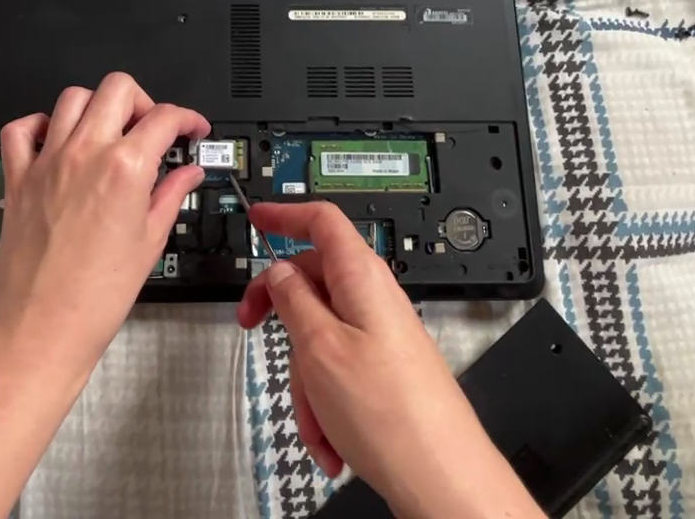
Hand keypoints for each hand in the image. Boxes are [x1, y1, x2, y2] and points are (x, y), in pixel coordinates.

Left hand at [0, 72, 209, 370]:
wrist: (42, 329)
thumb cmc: (96, 296)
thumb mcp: (150, 242)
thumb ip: (171, 195)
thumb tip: (188, 173)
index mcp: (126, 168)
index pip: (164, 117)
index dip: (187, 118)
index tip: (192, 129)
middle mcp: (85, 153)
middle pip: (118, 88)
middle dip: (144, 100)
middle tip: (152, 128)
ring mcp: (48, 161)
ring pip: (73, 96)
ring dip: (98, 105)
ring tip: (110, 132)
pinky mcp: (19, 176)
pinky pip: (21, 129)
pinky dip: (39, 124)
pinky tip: (57, 140)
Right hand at [238, 203, 545, 518]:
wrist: (444, 480)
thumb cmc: (392, 414)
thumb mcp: (320, 349)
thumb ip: (293, 300)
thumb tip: (278, 271)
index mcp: (361, 276)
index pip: (322, 220)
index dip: (286, 213)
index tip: (258, 215)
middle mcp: (374, 297)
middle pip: (311, 279)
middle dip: (281, 313)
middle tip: (250, 324)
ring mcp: (380, 333)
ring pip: (319, 333)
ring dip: (305, 378)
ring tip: (316, 420)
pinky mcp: (383, 367)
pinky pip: (337, 368)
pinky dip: (324, 401)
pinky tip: (330, 438)